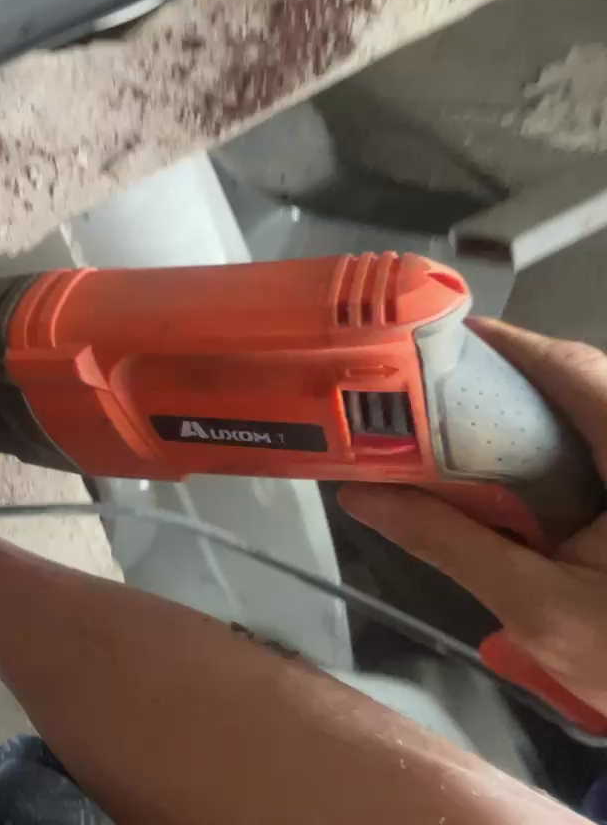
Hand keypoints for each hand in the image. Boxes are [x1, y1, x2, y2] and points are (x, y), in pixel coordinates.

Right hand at [340, 318, 606, 715]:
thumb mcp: (539, 606)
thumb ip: (446, 541)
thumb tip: (357, 494)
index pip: (582, 372)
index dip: (508, 344)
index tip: (434, 334)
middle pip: (592, 386)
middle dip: (507, 376)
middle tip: (425, 382)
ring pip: (598, 421)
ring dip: (529, 414)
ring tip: (452, 421)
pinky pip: (602, 455)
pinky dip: (556, 448)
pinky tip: (512, 472)